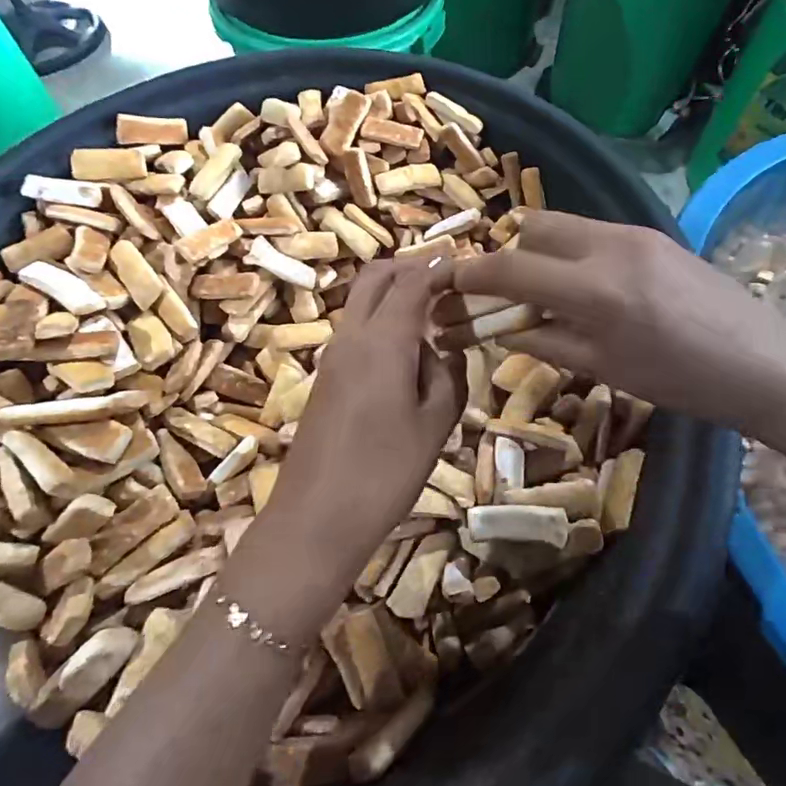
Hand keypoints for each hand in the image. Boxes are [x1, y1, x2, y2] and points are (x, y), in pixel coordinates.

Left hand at [265, 258, 465, 564]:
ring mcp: (332, 357)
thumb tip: (444, 349)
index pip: (413, 282)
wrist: (316, 519)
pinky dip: (383, 322)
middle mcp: (351, 337)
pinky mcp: (325, 379)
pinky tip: (410, 355)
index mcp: (382, 341)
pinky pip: (357, 331)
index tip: (469, 266)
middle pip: (376, 277)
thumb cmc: (385, 472)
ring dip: (395, 296)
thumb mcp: (436, 424)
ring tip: (436, 318)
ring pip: (363, 303)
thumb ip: (448, 375)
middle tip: (448, 282)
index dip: (441, 268)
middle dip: (412, 268)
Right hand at [452, 211, 785, 428]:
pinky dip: (575, 251)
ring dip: (543, 249)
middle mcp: (609, 245)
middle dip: (509, 252)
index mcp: (593, 289)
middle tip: (507, 288)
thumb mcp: (605, 368)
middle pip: (534, 226)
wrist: (760, 360)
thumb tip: (503, 327)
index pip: (513, 270)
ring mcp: (635, 233)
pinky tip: (590, 285)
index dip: (474, 274)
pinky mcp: (654, 233)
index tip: (450, 279)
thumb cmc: (680, 380)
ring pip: (565, 224)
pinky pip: (596, 231)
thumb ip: (546, 341)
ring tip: (550, 288)